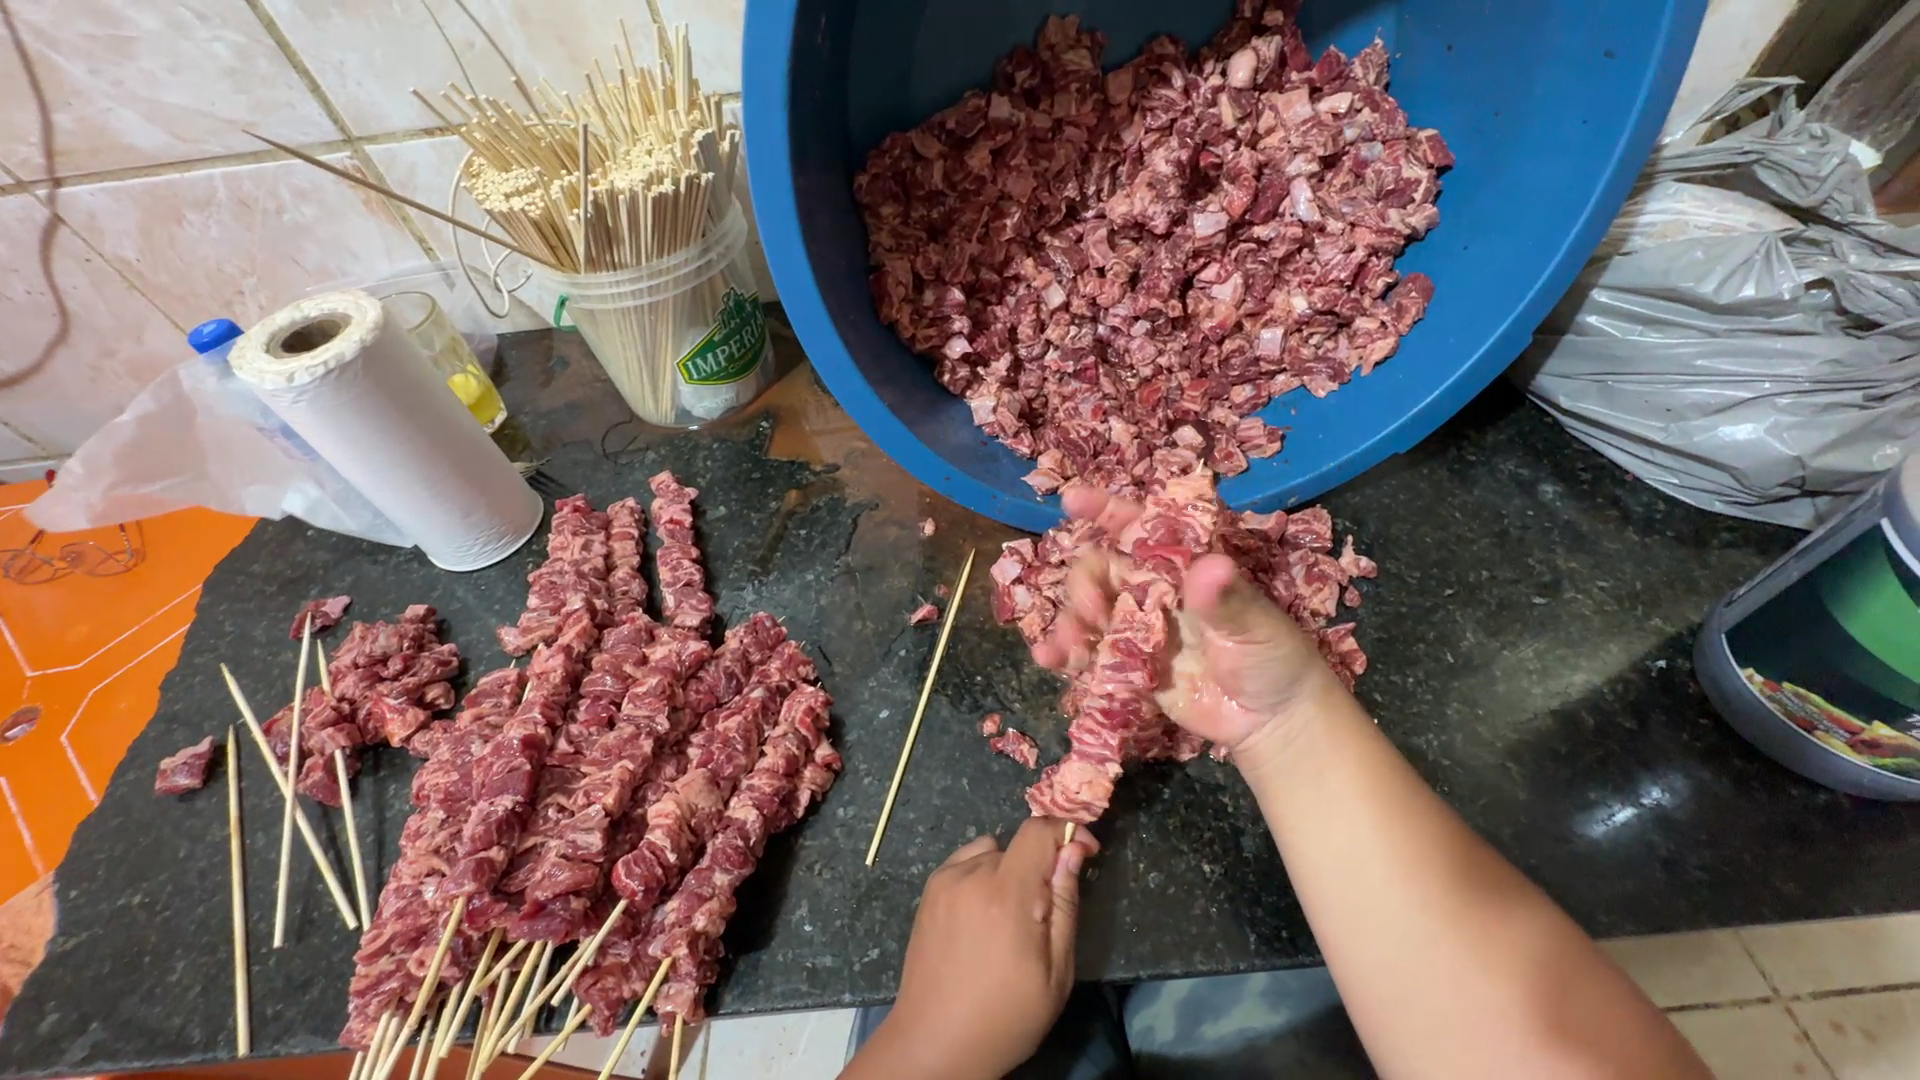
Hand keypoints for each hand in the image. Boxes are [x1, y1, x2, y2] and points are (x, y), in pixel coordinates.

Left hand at [851, 818, 1098, 1079]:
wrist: (935, 1042)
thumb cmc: (1005, 1016)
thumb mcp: (1055, 971)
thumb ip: (1065, 903)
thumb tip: (1074, 850)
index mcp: (1006, 894)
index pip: (1039, 831)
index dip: (1069, 831)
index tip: (1087, 852)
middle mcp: (971, 875)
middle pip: (1018, 844)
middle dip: (1042, 865)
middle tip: (1044, 913)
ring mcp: (945, 880)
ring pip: (993, 851)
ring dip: (1011, 870)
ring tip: (1011, 917)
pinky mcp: (929, 890)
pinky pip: (967, 862)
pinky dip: (983, 874)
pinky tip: (984, 915)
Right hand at [1032, 485, 1344, 766]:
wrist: (1271, 721)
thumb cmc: (1273, 657)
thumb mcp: (1255, 624)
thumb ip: (1226, 598)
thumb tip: (1211, 567)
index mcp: (1183, 566)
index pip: (1141, 526)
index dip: (1106, 510)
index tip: (1072, 501)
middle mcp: (1153, 589)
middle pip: (1101, 568)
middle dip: (1084, 582)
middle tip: (1091, 610)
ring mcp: (1136, 627)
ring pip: (1087, 610)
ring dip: (1068, 620)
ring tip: (1064, 645)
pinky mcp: (1127, 664)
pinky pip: (1087, 651)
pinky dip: (1063, 651)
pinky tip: (1049, 658)